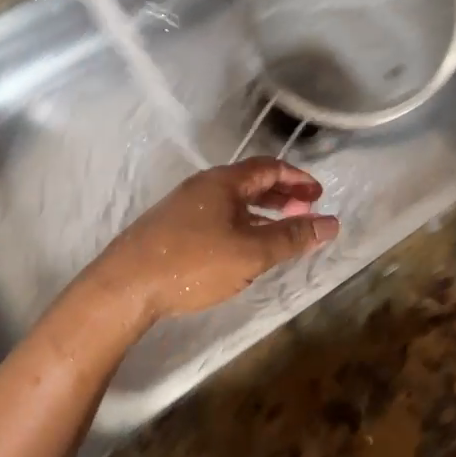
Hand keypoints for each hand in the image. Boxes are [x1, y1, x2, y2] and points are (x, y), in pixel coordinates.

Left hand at [83, 158, 338, 325]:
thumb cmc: (193, 263)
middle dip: (282, 197)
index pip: (269, 168)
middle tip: (305, 215)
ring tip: (280, 236)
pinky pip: (216, 219)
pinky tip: (241, 252)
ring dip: (261, 214)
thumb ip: (293, 237)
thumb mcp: (252, 252)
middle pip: (250, 183)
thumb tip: (332, 223)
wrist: (123, 288)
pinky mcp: (169, 232)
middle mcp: (202, 187)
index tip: (319, 196)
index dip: (297, 179)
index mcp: (224, 182)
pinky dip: (240, 227)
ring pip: (232, 203)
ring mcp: (182, 209)